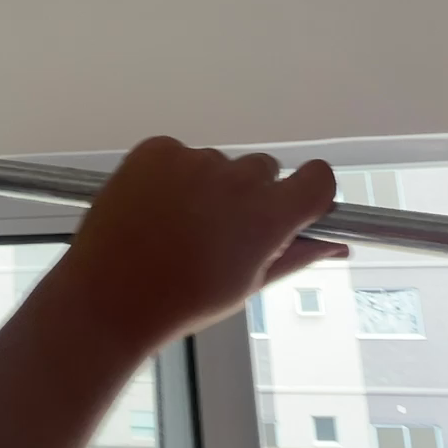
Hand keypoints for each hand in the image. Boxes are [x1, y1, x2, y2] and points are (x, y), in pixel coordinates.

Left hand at [52, 136, 345, 350]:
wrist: (111, 294)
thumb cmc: (182, 298)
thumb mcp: (248, 284)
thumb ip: (297, 255)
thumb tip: (336, 242)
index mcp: (267, 215)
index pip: (318, 177)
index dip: (310, 190)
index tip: (296, 203)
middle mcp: (235, 179)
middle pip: (262, 169)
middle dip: (250, 193)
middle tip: (220, 229)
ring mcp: (193, 159)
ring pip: (215, 163)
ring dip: (206, 184)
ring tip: (176, 225)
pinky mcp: (157, 148)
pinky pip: (177, 154)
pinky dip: (170, 173)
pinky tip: (154, 207)